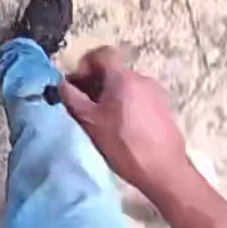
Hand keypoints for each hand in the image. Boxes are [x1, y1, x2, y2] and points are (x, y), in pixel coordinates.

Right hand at [54, 46, 190, 199]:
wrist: (165, 173)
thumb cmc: (124, 145)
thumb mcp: (89, 121)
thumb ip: (71, 97)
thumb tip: (61, 84)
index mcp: (124, 79)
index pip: (102, 54)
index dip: (85, 64)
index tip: (78, 83)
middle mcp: (142, 80)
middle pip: (112, 70)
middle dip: (93, 82)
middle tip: (83, 103)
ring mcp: (156, 93)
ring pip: (123, 84)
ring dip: (108, 93)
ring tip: (100, 117)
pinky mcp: (163, 108)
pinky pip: (136, 95)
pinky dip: (123, 102)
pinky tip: (119, 125)